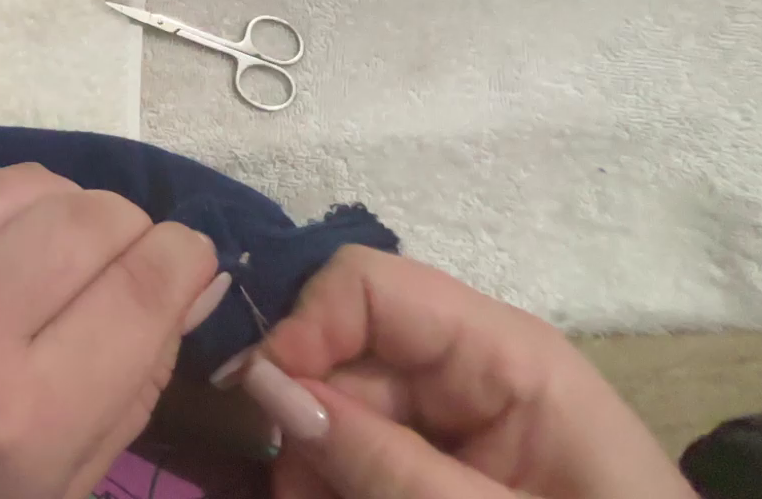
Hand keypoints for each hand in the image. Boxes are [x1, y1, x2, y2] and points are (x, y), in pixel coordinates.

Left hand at [0, 163, 229, 498]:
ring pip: (46, 186)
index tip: (193, 259)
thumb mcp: (65, 479)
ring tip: (75, 251)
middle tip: (134, 259)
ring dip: (83, 208)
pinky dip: (29, 200)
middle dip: (138, 228)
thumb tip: (194, 280)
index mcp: (24, 416)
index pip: (140, 293)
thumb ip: (140, 378)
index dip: (187, 258)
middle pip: (96, 220)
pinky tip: (21, 239)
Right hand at [227, 246, 694, 498]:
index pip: (365, 283)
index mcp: (500, 348)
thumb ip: (383, 459)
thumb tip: (261, 382)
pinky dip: (328, 476)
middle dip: (302, 412)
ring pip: (334, 399)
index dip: (305, 323)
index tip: (262, 395)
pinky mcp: (435, 450)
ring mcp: (448, 405)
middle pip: (339, 347)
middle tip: (290, 490)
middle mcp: (463, 358)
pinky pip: (355, 441)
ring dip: (307, 456)